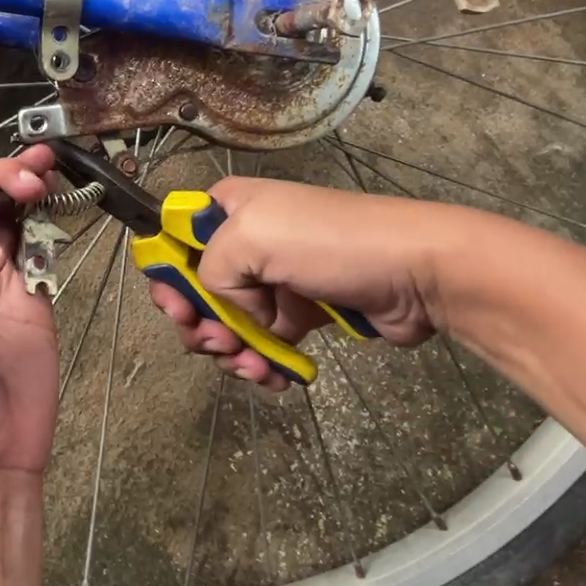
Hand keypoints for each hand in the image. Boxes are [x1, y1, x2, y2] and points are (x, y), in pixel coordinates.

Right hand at [149, 176, 464, 389]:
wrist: (418, 273)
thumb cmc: (328, 244)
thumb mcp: (248, 238)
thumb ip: (208, 269)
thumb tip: (231, 308)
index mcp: (227, 208)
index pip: (174, 238)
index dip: (166, 276)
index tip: (177, 308)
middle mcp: (245, 240)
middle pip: (195, 288)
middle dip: (198, 322)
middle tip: (215, 343)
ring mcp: (273, 279)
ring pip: (227, 322)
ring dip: (231, 350)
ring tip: (252, 366)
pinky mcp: (301, 312)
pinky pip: (263, 342)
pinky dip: (261, 363)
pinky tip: (272, 376)